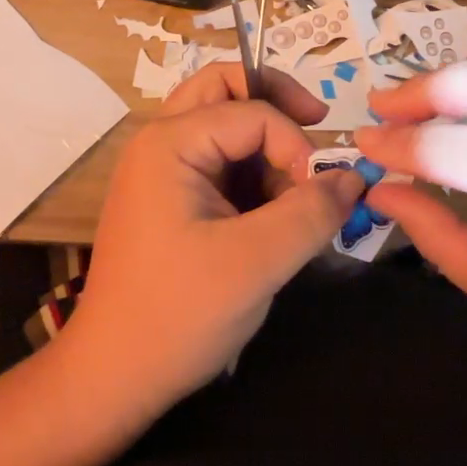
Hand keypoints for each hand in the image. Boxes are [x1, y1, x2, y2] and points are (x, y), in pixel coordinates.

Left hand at [71, 63, 364, 404]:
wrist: (114, 375)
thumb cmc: (178, 314)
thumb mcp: (256, 262)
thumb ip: (311, 212)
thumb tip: (352, 178)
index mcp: (169, 143)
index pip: (252, 111)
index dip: (296, 146)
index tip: (322, 196)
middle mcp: (160, 142)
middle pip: (225, 89)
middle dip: (277, 104)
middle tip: (318, 126)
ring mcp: (161, 170)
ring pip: (223, 125)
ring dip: (266, 147)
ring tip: (294, 201)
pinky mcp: (169, 200)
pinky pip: (218, 164)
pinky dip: (251, 176)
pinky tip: (272, 218)